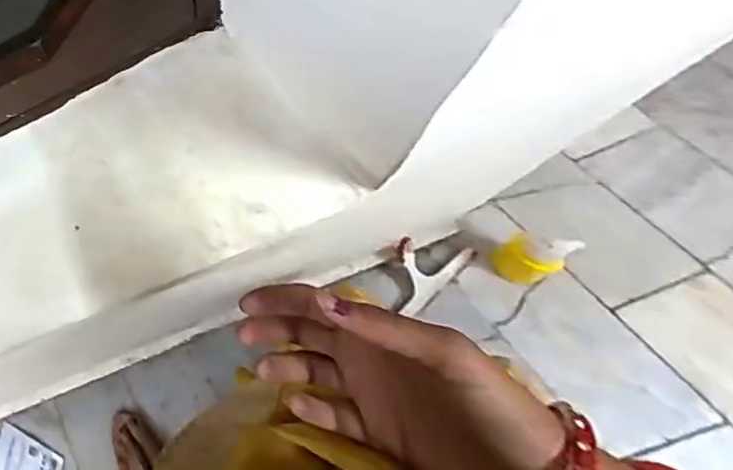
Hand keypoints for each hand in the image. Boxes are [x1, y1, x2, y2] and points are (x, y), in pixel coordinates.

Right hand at [238, 284, 567, 469]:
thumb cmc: (489, 399)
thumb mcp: (443, 352)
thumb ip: (382, 327)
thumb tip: (322, 300)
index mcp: (377, 331)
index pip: (318, 304)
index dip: (281, 298)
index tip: (247, 303)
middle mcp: (366, 356)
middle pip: (306, 333)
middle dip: (271, 328)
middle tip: (243, 335)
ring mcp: (371, 395)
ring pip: (312, 372)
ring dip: (284, 366)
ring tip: (265, 373)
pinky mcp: (380, 435)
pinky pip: (334, 417)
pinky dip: (312, 410)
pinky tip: (299, 407)